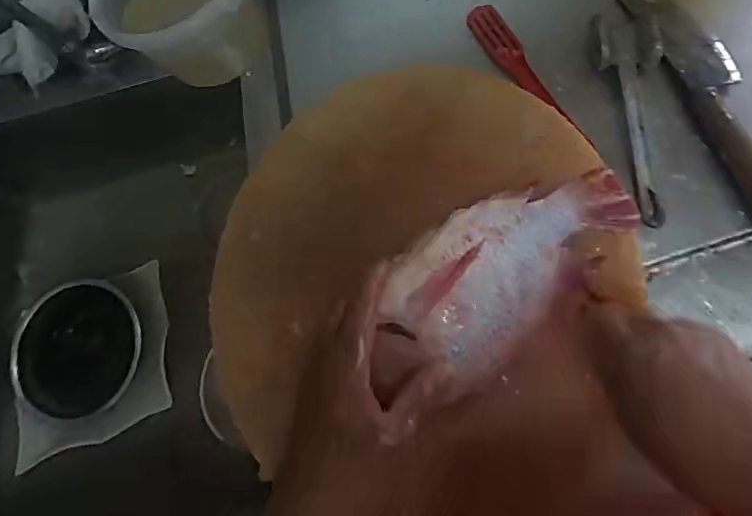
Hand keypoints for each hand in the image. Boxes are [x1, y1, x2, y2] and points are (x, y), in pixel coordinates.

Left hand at [271, 263, 449, 515]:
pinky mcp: (305, 393)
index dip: (373, 281)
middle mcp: (321, 359)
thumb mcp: (393, 437)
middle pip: (340, 313)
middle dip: (364, 297)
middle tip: (395, 296)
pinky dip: (344, 339)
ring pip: (329, 330)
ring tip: (384, 324)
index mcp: (344, 362)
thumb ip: (418, 398)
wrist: (306, 511)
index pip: (358, 308)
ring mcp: (309, 375)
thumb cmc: (352, 471)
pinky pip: (324, 349)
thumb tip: (446, 365)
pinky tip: (363, 359)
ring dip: (353, 319)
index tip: (390, 260)